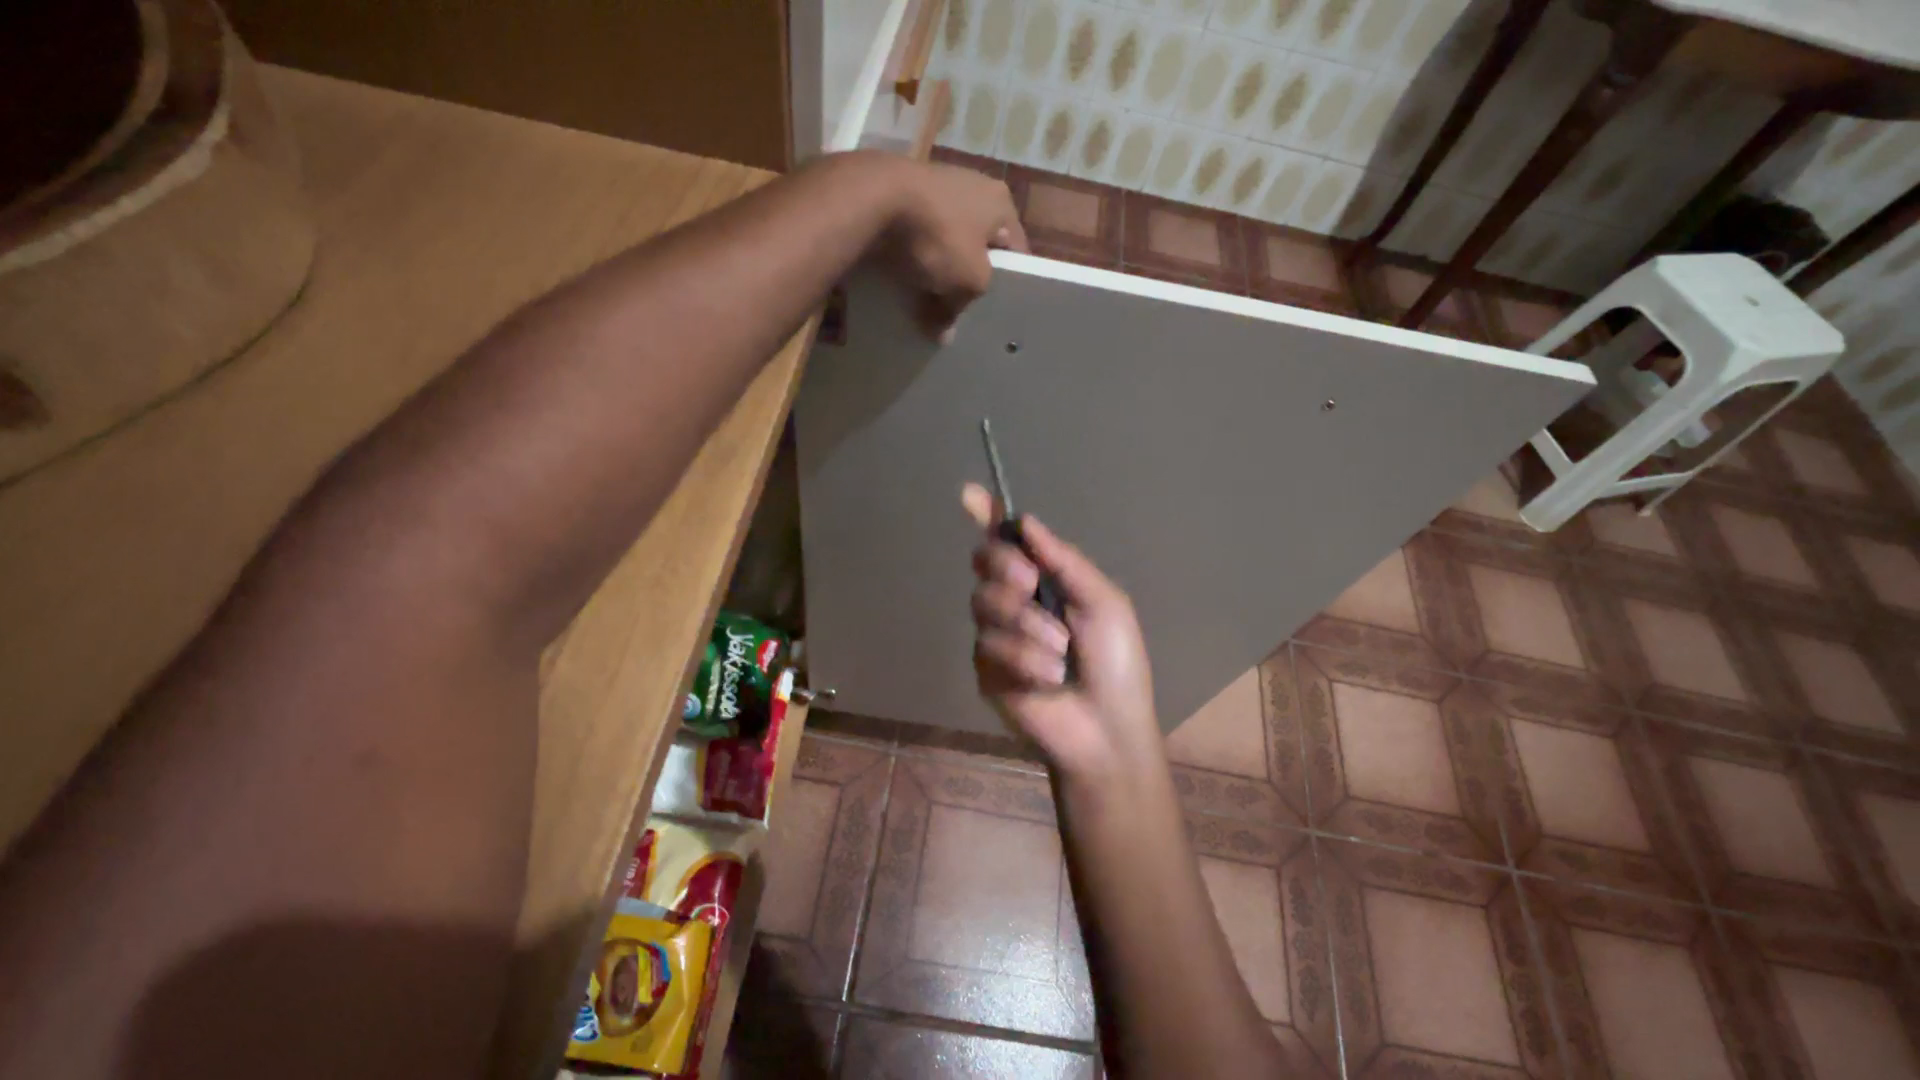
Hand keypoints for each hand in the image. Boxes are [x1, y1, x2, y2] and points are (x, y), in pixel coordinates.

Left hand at [877, 155, 1028, 340]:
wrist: (873, 198)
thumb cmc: (939, 236)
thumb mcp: (966, 281)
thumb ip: (961, 307)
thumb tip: (944, 335)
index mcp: (1000, 201)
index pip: (1015, 249)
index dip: (1009, 282)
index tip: (996, 308)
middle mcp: (972, 184)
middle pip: (977, 243)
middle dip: (967, 274)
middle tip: (960, 306)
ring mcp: (934, 184)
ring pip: (944, 238)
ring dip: (936, 265)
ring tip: (928, 296)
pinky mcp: (899, 191)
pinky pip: (913, 232)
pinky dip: (910, 252)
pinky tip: (901, 275)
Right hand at [961, 483, 1160, 778]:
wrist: (1107, 728)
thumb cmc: (1117, 664)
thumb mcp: (1104, 604)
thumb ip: (1065, 561)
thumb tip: (1026, 521)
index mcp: (1047, 581)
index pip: (1009, 541)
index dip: (986, 515)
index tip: (969, 494)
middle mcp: (1015, 601)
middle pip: (985, 561)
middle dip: (1006, 568)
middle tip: (1031, 586)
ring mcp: (996, 636)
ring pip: (984, 603)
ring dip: (1028, 627)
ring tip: (1060, 654)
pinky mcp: (985, 670)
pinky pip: (988, 647)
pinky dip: (1023, 660)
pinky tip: (1047, 680)